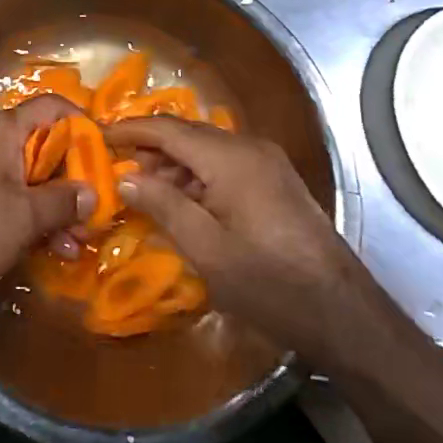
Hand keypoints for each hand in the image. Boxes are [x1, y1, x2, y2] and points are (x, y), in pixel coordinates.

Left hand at [0, 95, 93, 305]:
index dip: (82, 124)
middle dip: (74, 178)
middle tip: (98, 209)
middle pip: (46, 145)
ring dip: (57, 206)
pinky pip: (14, 198)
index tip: (106, 155)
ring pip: (32, 177)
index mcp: (4, 131)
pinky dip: (35, 218)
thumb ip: (64, 200)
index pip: (52, 107)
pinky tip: (55, 250)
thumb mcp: (25, 216)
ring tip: (80, 240)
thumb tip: (93, 192)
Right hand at [104, 116, 349, 347]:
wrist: (343, 313)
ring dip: (174, 164)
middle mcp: (249, 148)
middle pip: (188, 134)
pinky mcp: (276, 180)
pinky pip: (225, 163)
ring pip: (207, 149)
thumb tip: (125, 177)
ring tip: (146, 191)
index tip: (99, 135)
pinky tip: (183, 201)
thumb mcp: (206, 248)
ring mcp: (267, 162)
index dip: (131, 129)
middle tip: (117, 168)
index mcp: (230, 158)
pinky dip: (198, 175)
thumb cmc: (268, 282)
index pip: (168, 129)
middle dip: (151, 148)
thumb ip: (163, 205)